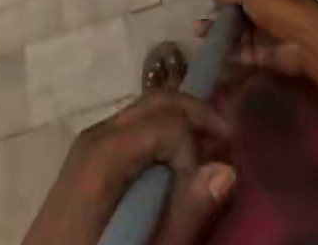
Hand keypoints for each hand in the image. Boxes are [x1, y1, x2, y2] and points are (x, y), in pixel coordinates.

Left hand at [23, 91, 235, 244]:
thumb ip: (183, 216)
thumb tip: (227, 169)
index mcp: (104, 157)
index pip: (168, 121)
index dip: (193, 149)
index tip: (201, 190)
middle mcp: (96, 135)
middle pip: (159, 101)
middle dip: (198, 118)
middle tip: (226, 149)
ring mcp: (90, 141)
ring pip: (148, 108)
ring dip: (183, 124)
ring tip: (208, 156)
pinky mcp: (90, 155)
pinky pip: (136, 126)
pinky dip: (164, 135)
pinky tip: (176, 166)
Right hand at [206, 0, 317, 122]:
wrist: (306, 41)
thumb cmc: (280, 7)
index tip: (206, 1)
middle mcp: (268, 7)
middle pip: (238, 12)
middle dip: (218, 17)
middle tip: (198, 25)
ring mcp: (267, 32)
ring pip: (238, 33)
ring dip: (219, 35)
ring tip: (199, 35)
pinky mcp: (265, 56)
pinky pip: (242, 52)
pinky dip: (227, 52)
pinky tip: (211, 52)